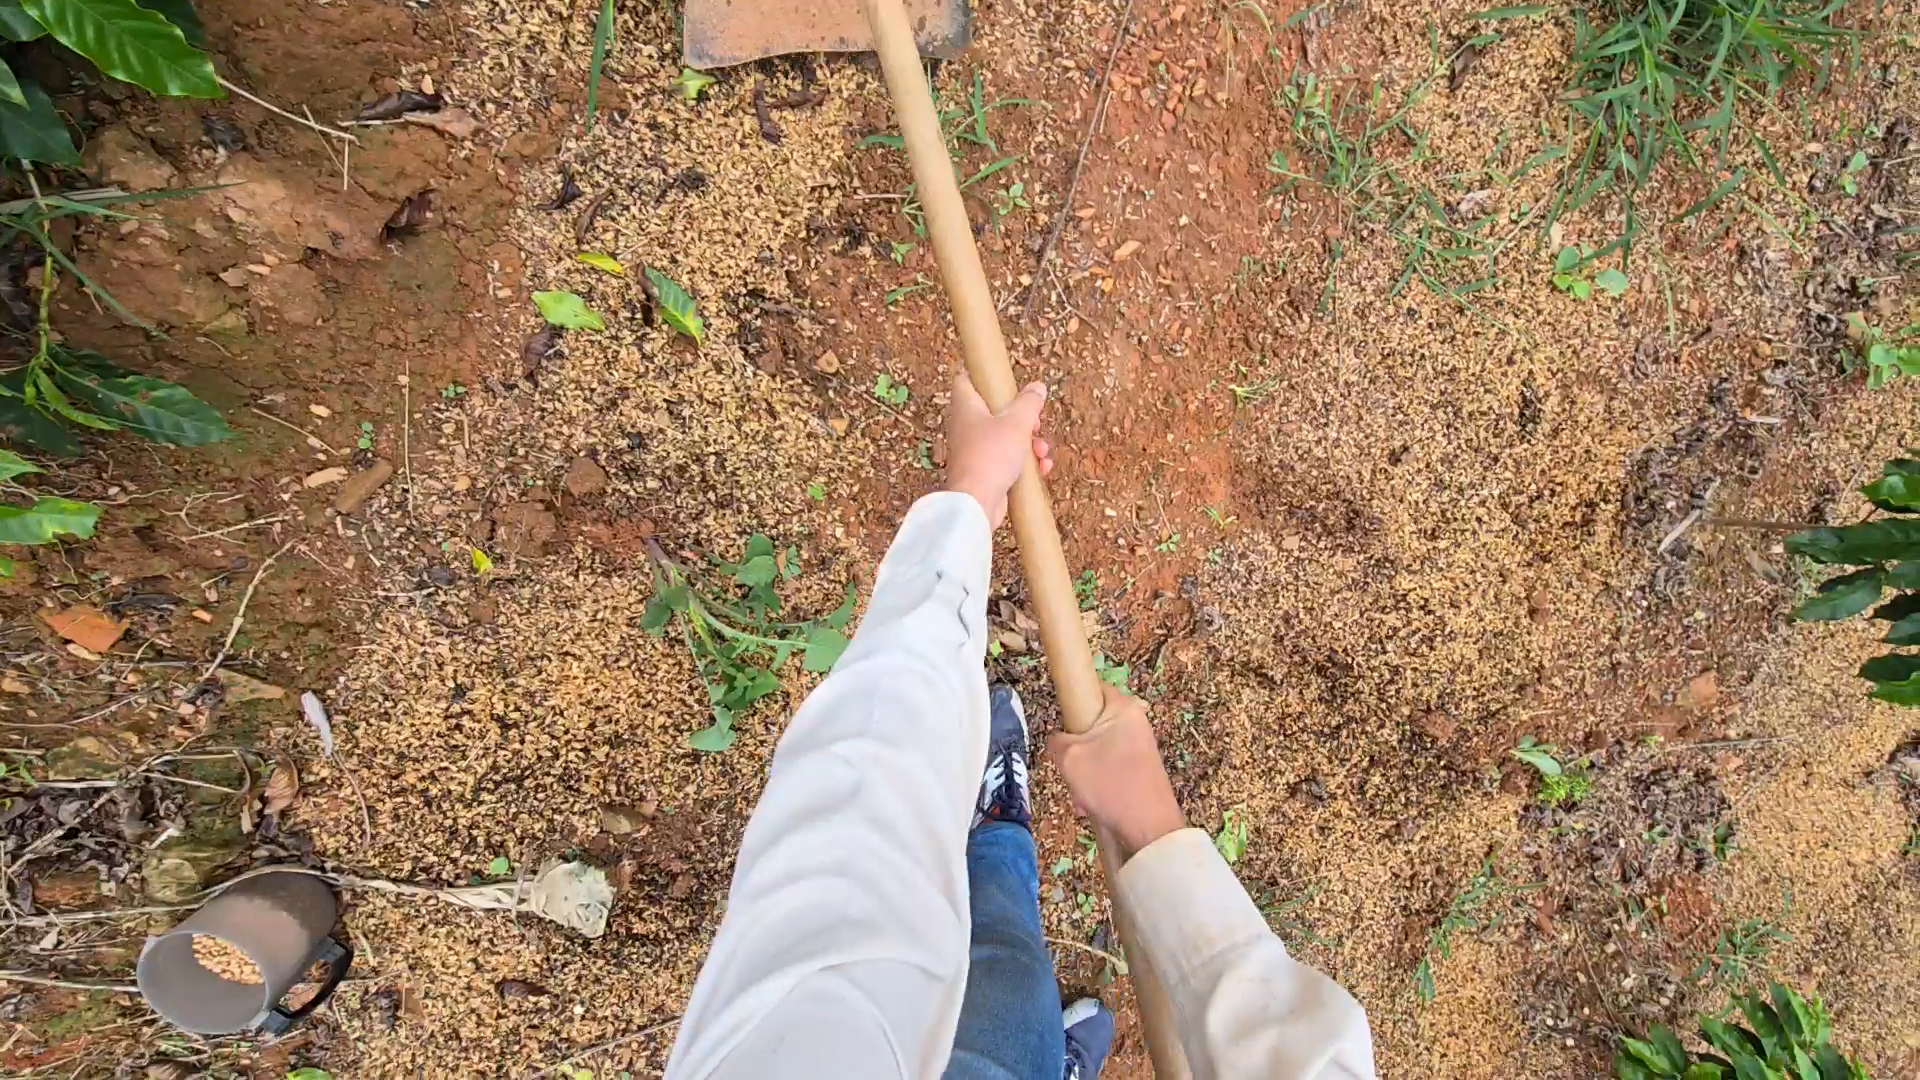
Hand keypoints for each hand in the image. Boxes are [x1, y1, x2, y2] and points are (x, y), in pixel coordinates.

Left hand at [944, 372, 1053, 529]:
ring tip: (1041, 452)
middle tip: (1035, 424)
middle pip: (996, 410)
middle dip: (1023, 417)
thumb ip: (1029, 403)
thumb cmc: (991, 457)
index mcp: (967, 406)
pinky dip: (1025, 463)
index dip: (983, 374)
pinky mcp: (984, 471)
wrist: (977, 503)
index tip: (1004, 379)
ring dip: (1029, 443)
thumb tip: (1037, 387)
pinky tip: (1041, 469)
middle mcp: (967, 426)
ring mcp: (975, 450)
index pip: (966, 379)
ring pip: (1006, 437)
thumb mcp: (1017, 423)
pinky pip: (1008, 460)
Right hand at [1046, 686, 1186, 858]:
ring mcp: (1140, 745)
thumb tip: (1059, 740)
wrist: (1150, 830)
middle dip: (1075, 748)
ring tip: (1081, 794)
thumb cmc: (1111, 784)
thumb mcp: (1069, 757)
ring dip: (1084, 771)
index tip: (1059, 723)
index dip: (1070, 702)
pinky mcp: (1141, 767)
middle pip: (1091, 723)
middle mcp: (1135, 720)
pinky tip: (1091, 804)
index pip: (1089, 686)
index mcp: (1123, 707)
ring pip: (1097, 749)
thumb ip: (1056, 740)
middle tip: (1069, 767)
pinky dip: (1097, 782)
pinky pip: (1109, 766)